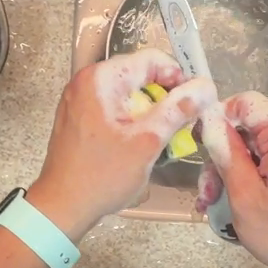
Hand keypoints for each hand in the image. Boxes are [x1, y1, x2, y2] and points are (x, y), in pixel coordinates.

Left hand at [28, 50, 216, 240]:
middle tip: (179, 126)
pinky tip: (139, 145)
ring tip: (160, 139)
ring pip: (128, 95)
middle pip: (140, 76)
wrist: (62, 207)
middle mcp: (87, 81)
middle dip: (164, 98)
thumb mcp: (147, 142)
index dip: (178, 78)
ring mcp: (80, 100)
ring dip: (150, 113)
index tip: (193, 104)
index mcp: (101, 79)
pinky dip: (131, 122)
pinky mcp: (79, 118)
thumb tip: (206, 87)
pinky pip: (114, 109)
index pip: (152, 60)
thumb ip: (178, 110)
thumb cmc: (101, 176)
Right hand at [205, 92, 267, 267]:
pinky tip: (233, 204)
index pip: (245, 104)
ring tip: (214, 205)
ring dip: (232, 173)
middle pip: (249, 130)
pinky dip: (251, 179)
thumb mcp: (244, 194)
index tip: (199, 146)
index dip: (217, 119)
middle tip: (206, 194)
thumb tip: (209, 118)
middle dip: (222, 158)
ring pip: (257, 150)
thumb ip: (226, 152)